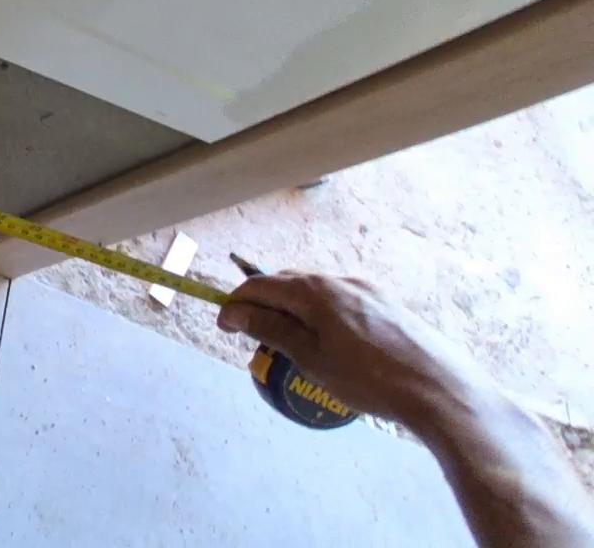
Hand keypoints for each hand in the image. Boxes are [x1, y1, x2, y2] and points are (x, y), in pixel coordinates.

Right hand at [217, 272, 495, 428]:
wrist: (454, 399)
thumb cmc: (373, 381)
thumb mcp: (311, 358)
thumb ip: (269, 329)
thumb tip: (233, 312)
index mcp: (314, 290)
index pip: (257, 285)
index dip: (235, 305)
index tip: (225, 328)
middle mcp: (339, 281)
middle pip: (285, 283)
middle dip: (264, 304)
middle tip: (256, 334)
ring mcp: (371, 292)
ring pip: (315, 292)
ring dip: (295, 309)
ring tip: (296, 340)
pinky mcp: (393, 308)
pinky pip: (343, 301)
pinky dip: (324, 314)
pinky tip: (335, 342)